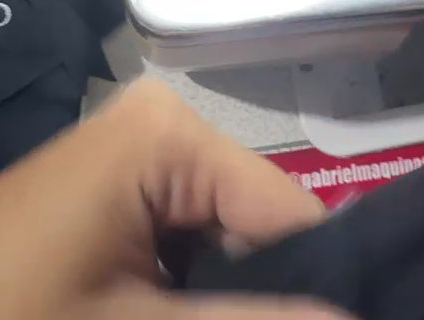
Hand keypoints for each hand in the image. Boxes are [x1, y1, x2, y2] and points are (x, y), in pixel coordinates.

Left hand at [0, 79, 348, 319]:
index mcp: (167, 131)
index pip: (287, 210)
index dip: (321, 288)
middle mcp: (155, 122)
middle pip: (252, 226)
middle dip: (263, 301)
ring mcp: (124, 156)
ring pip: (216, 242)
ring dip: (224, 303)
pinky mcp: (101, 191)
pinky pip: (173, 243)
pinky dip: (183, 296)